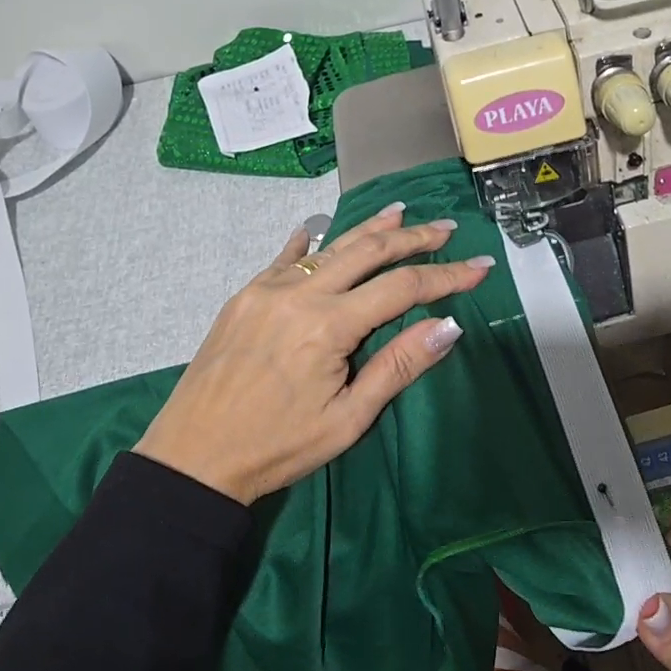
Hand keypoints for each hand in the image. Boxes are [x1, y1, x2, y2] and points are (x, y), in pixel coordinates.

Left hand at [135, 203, 492, 504]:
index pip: (402, 288)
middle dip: (413, 237)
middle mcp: (300, 294)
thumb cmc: (277, 447)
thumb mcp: (347, 419)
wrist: (191, 458)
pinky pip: (285, 257)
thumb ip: (398, 366)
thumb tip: (448, 325)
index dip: (446, 276)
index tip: (479, 267)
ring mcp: (268, 289)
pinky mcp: (245, 296)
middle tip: (447, 228)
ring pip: (330, 246)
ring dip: (369, 229)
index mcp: (329, 326)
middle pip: (369, 252)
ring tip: (401, 212)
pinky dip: (310, 241)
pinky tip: (321, 227)